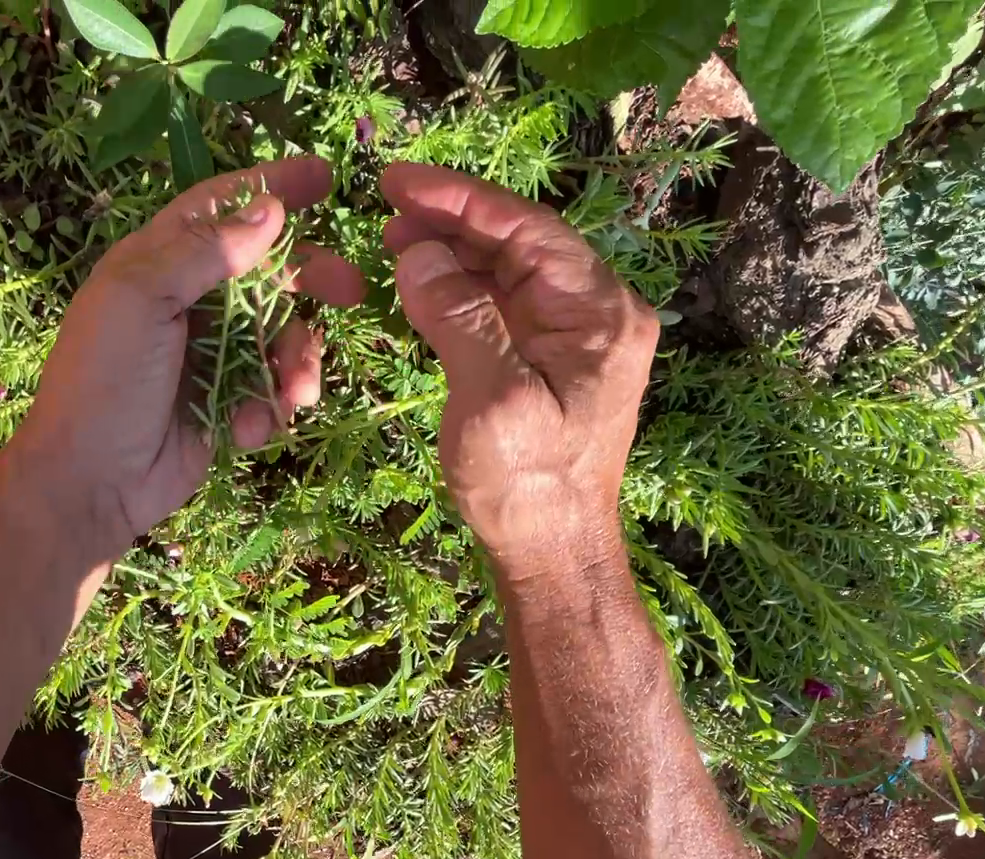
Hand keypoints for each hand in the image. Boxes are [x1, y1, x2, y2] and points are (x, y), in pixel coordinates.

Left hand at [9, 157, 364, 559]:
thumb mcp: (142, 297)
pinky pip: (271, 390)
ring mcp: (210, 355)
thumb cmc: (106, 379)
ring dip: (295, 364)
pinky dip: (270, 408)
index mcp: (160, 262)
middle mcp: (190, 302)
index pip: (222, 209)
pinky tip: (249, 431)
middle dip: (312, 281)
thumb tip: (271, 211)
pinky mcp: (226, 403)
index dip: (271, 187)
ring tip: (295, 395)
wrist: (92, 480)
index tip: (325, 177)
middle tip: (351, 291)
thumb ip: (205, 250)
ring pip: (280, 337)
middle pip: (268, 273)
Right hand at [380, 163, 658, 576]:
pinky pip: (500, 311)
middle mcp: (593, 313)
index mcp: (597, 312)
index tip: (399, 182)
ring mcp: (571, 339)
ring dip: (452, 257)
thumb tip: (419, 254)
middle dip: (453, 224)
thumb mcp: (491, 399)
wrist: (551, 551)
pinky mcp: (547, 364)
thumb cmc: (526, 485)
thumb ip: (459, 319)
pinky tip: (424, 288)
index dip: (461, 199)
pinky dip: (459, 295)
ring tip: (395, 245)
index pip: (526, 231)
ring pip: (507, 275)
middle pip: (519, 245)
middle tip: (387, 214)